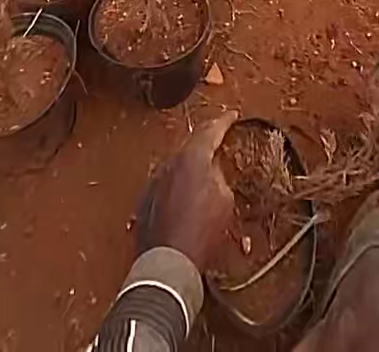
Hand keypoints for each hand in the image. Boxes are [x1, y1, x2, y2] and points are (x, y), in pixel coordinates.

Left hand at [138, 109, 238, 269]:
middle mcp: (171, 161)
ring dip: (191, 161)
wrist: (168, 263)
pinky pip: (167, 180)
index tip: (233, 115)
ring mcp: (155, 179)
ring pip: (177, 161)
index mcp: (193, 156)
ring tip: (204, 165)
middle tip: (219, 135)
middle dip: (206, 138)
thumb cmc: (202, 232)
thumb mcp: (224, 200)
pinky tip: (186, 190)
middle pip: (192, 143)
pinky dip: (179, 179)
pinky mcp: (146, 197)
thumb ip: (219, 175)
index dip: (224, 121)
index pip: (211, 130)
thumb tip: (213, 169)